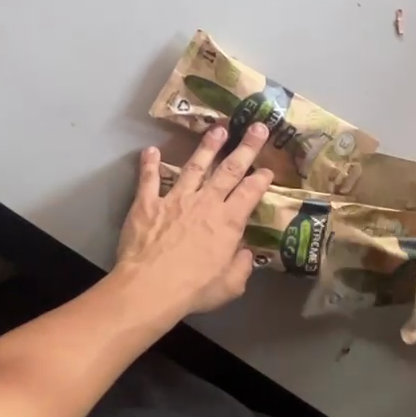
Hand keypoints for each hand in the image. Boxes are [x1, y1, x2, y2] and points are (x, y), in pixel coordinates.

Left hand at [116, 122, 276, 319]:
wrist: (150, 288)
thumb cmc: (193, 290)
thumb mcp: (230, 287)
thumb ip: (241, 267)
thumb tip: (246, 254)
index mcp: (228, 222)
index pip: (250, 192)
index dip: (261, 178)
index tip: (268, 169)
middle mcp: (205, 203)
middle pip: (229, 169)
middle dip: (246, 147)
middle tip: (258, 127)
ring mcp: (175, 199)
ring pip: (195, 166)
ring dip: (207, 146)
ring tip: (218, 129)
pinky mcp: (147, 203)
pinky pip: (149, 179)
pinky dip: (150, 164)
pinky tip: (150, 150)